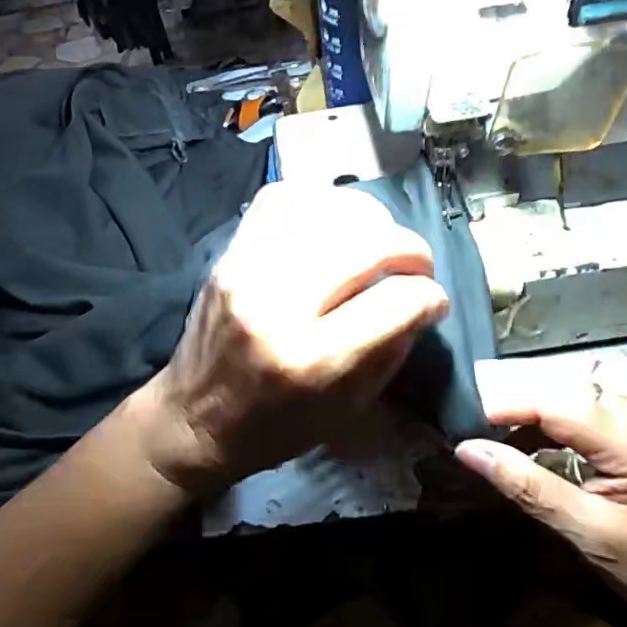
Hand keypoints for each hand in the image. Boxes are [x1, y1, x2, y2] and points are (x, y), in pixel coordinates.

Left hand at [138, 183, 450, 494]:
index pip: (397, 301)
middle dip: (412, 251)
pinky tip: (337, 226)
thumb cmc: (275, 428)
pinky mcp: (230, 253)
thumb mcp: (347, 410)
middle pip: (369, 244)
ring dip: (373, 221)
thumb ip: (392, 350)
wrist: (193, 420)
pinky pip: (285, 198)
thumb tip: (421, 300)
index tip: (433, 302)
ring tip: (381, 242)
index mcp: (311, 360)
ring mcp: (248, 270)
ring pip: (331, 211)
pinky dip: (323, 203)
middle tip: (417, 268)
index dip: (430, 297)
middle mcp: (278, 305)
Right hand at [455, 380, 626, 626]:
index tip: (464, 419)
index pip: (556, 403)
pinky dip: (554, 419)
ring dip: (532, 409)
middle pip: (565, 389)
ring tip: (492, 428)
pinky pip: (589, 408)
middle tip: (472, 423)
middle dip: (515, 402)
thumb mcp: (589, 534)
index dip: (505, 405)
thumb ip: (528, 488)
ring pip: (575, 395)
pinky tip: (532, 437)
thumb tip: (470, 451)